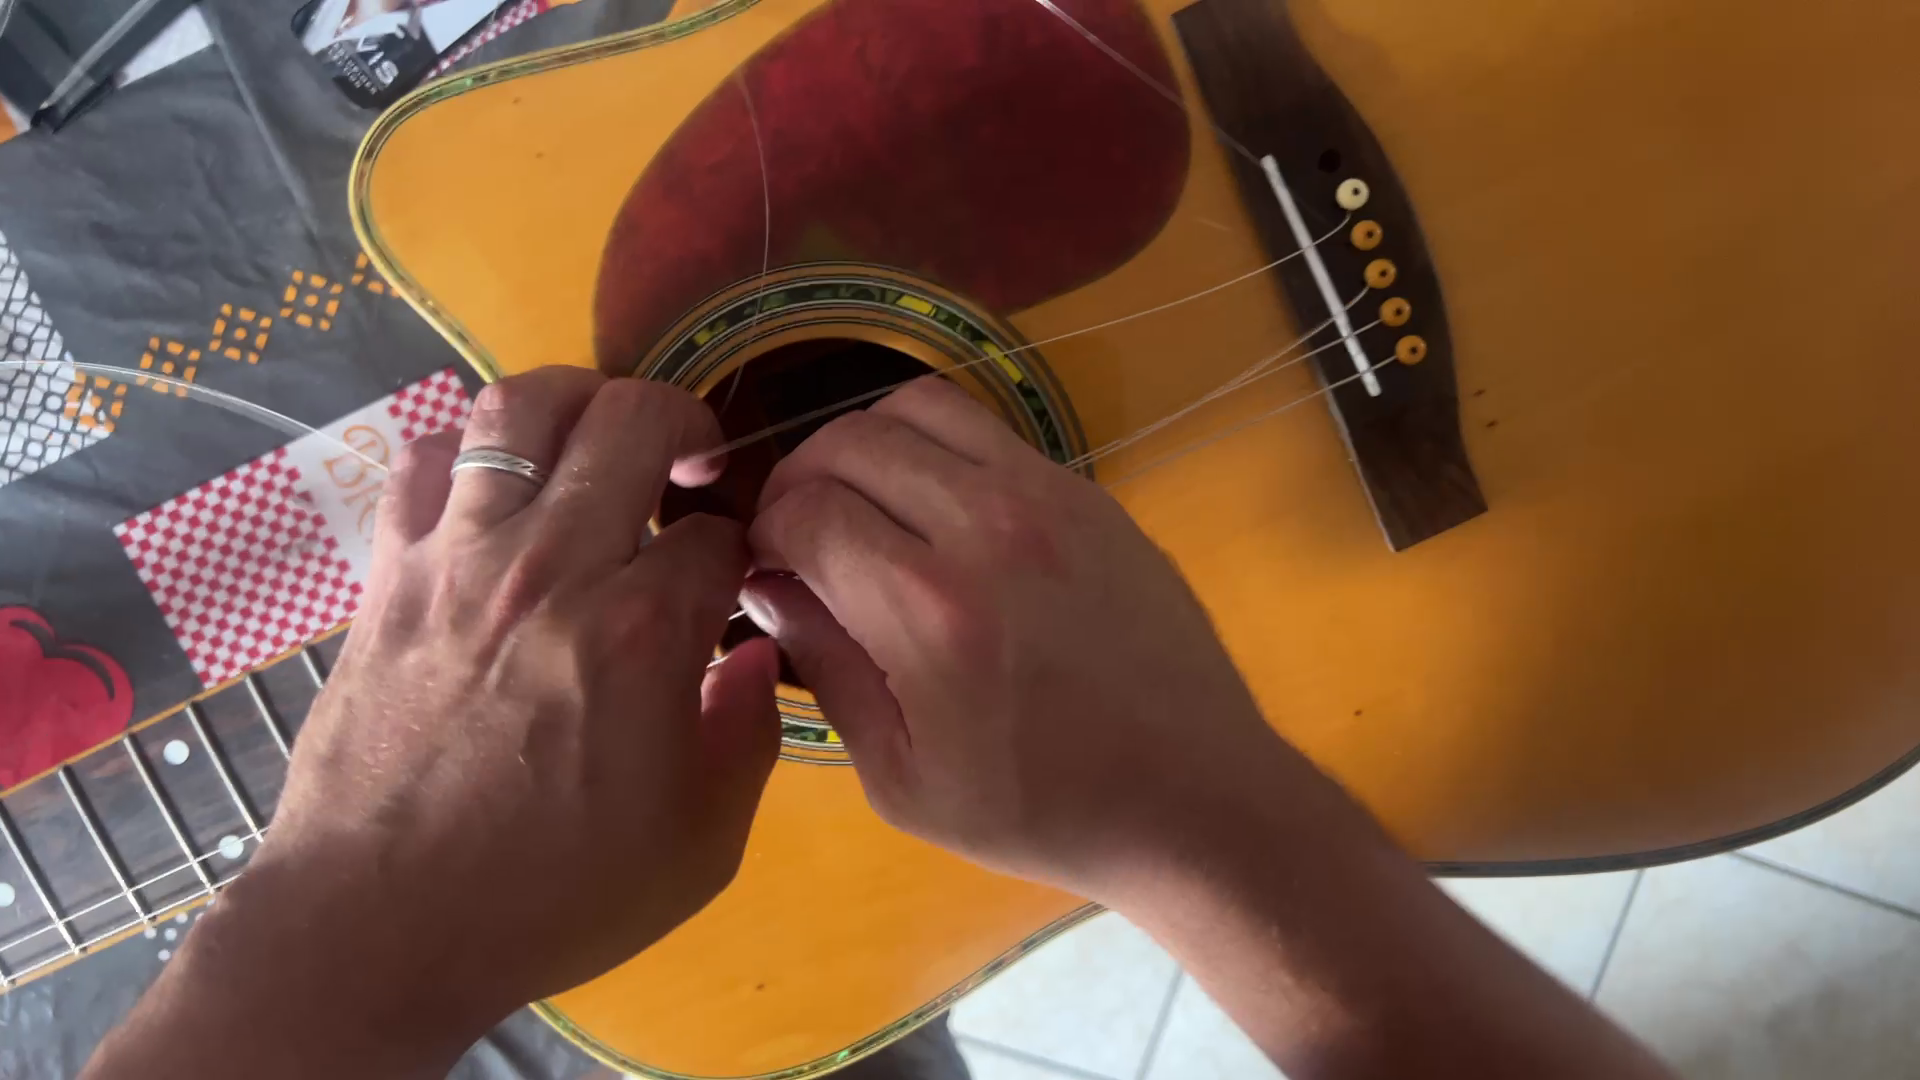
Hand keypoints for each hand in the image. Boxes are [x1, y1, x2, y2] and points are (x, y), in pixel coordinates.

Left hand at [237, 370, 778, 1041]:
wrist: (375, 933)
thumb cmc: (559, 889)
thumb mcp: (705, 838)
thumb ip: (755, 728)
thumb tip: (758, 648)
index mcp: (643, 634)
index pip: (717, 534)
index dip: (742, 544)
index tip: (736, 575)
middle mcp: (555, 569)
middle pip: (636, 420)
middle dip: (687, 425)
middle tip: (696, 466)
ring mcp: (461, 559)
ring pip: (526, 406)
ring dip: (588, 402)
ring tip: (609, 441)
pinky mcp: (392, 572)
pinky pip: (432, 457)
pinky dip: (484, 449)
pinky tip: (514, 490)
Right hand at [743, 377, 1291, 900]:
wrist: (1192, 793)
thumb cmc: (1042, 808)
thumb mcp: (903, 778)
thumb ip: (825, 668)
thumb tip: (769, 589)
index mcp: (929, 610)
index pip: (807, 511)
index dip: (767, 531)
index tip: (769, 565)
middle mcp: (985, 526)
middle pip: (850, 441)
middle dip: (799, 477)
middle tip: (801, 530)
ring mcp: (1046, 494)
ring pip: (917, 407)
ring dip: (865, 443)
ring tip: (862, 500)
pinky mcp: (1086, 490)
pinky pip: (984, 428)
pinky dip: (933, 445)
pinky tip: (936, 503)